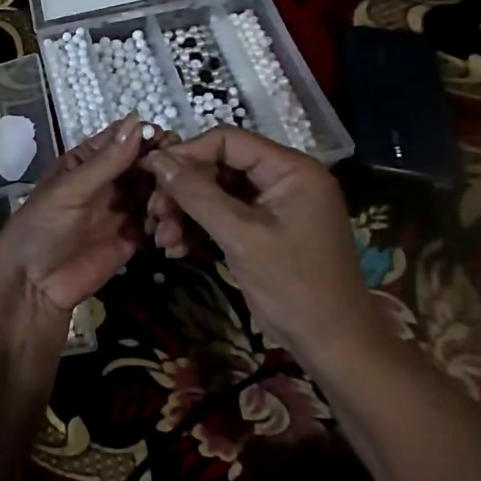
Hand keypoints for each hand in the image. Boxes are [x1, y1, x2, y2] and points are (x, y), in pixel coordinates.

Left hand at [0, 115, 148, 317]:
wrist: (34, 284)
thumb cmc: (41, 229)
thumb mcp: (70, 191)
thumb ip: (105, 161)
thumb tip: (137, 121)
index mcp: (85, 163)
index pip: (123, 140)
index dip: (146, 136)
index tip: (168, 141)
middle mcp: (107, 182)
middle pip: (145, 165)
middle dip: (162, 169)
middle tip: (176, 179)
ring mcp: (120, 210)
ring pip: (155, 193)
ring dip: (166, 197)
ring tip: (162, 210)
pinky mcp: (132, 238)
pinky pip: (157, 223)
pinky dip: (166, 223)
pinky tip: (165, 231)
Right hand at [140, 127, 375, 354]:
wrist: (329, 340)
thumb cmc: (292, 284)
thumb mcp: (240, 235)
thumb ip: (197, 194)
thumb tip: (156, 159)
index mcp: (290, 170)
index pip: (227, 141)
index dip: (186, 154)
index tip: (151, 179)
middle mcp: (282, 179)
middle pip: (216, 166)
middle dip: (181, 190)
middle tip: (154, 217)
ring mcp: (272, 205)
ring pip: (213, 191)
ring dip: (183, 212)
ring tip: (162, 240)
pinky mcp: (261, 228)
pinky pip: (220, 214)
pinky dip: (196, 228)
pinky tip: (176, 249)